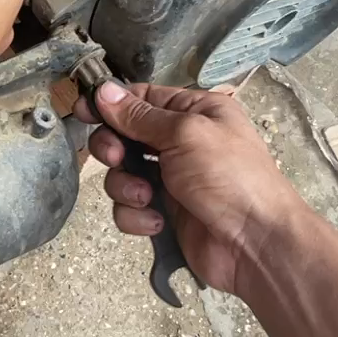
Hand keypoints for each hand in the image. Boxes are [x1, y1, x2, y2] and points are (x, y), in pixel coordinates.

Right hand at [79, 80, 312, 298]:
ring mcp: (170, 180)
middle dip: (113, 149)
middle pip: (123, 136)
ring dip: (126, 187)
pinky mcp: (162, 213)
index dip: (110, 104)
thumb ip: (139, 115)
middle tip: (117, 158)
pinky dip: (137, 215)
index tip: (82, 110)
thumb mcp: (186, 134)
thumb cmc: (230, 178)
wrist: (255, 245)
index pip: (142, 98)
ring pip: (121, 174)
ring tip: (146, 198)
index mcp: (195, 112)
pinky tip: (157, 222)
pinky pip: (129, 207)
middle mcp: (181, 143)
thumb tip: (104, 91)